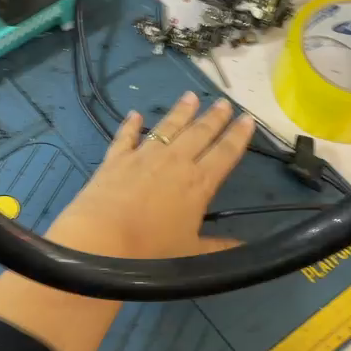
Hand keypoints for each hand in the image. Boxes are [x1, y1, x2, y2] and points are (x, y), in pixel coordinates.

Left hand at [46, 91, 257, 258]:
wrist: (102, 240)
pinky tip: (134, 114)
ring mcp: (144, 156)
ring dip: (181, 112)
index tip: (247, 119)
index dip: (238, 136)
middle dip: (214, 118)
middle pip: (199, 133)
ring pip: (167, 128)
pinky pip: (126, 136)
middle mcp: (175, 162)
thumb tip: (244, 247)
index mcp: (199, 183)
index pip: (225, 154)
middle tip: (224, 102)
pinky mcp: (116, 158)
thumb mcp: (190, 253)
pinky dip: (130, 125)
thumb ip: (218, 248)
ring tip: (190, 97)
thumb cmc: (151, 250)